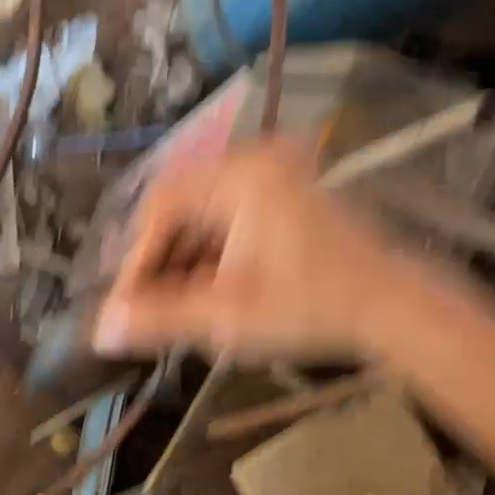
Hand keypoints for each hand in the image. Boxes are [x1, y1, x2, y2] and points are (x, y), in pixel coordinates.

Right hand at [93, 142, 481, 361]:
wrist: (394, 307)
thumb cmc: (311, 305)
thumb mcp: (224, 315)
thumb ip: (155, 320)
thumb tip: (99, 332)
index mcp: (242, 176)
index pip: (159, 206)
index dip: (134, 259)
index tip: (127, 306)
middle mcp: (255, 163)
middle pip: (175, 210)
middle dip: (155, 264)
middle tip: (145, 310)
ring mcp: (273, 178)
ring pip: (196, 220)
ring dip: (176, 266)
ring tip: (172, 310)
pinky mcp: (283, 199)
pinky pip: (222, 224)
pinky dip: (203, 260)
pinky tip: (201, 297)